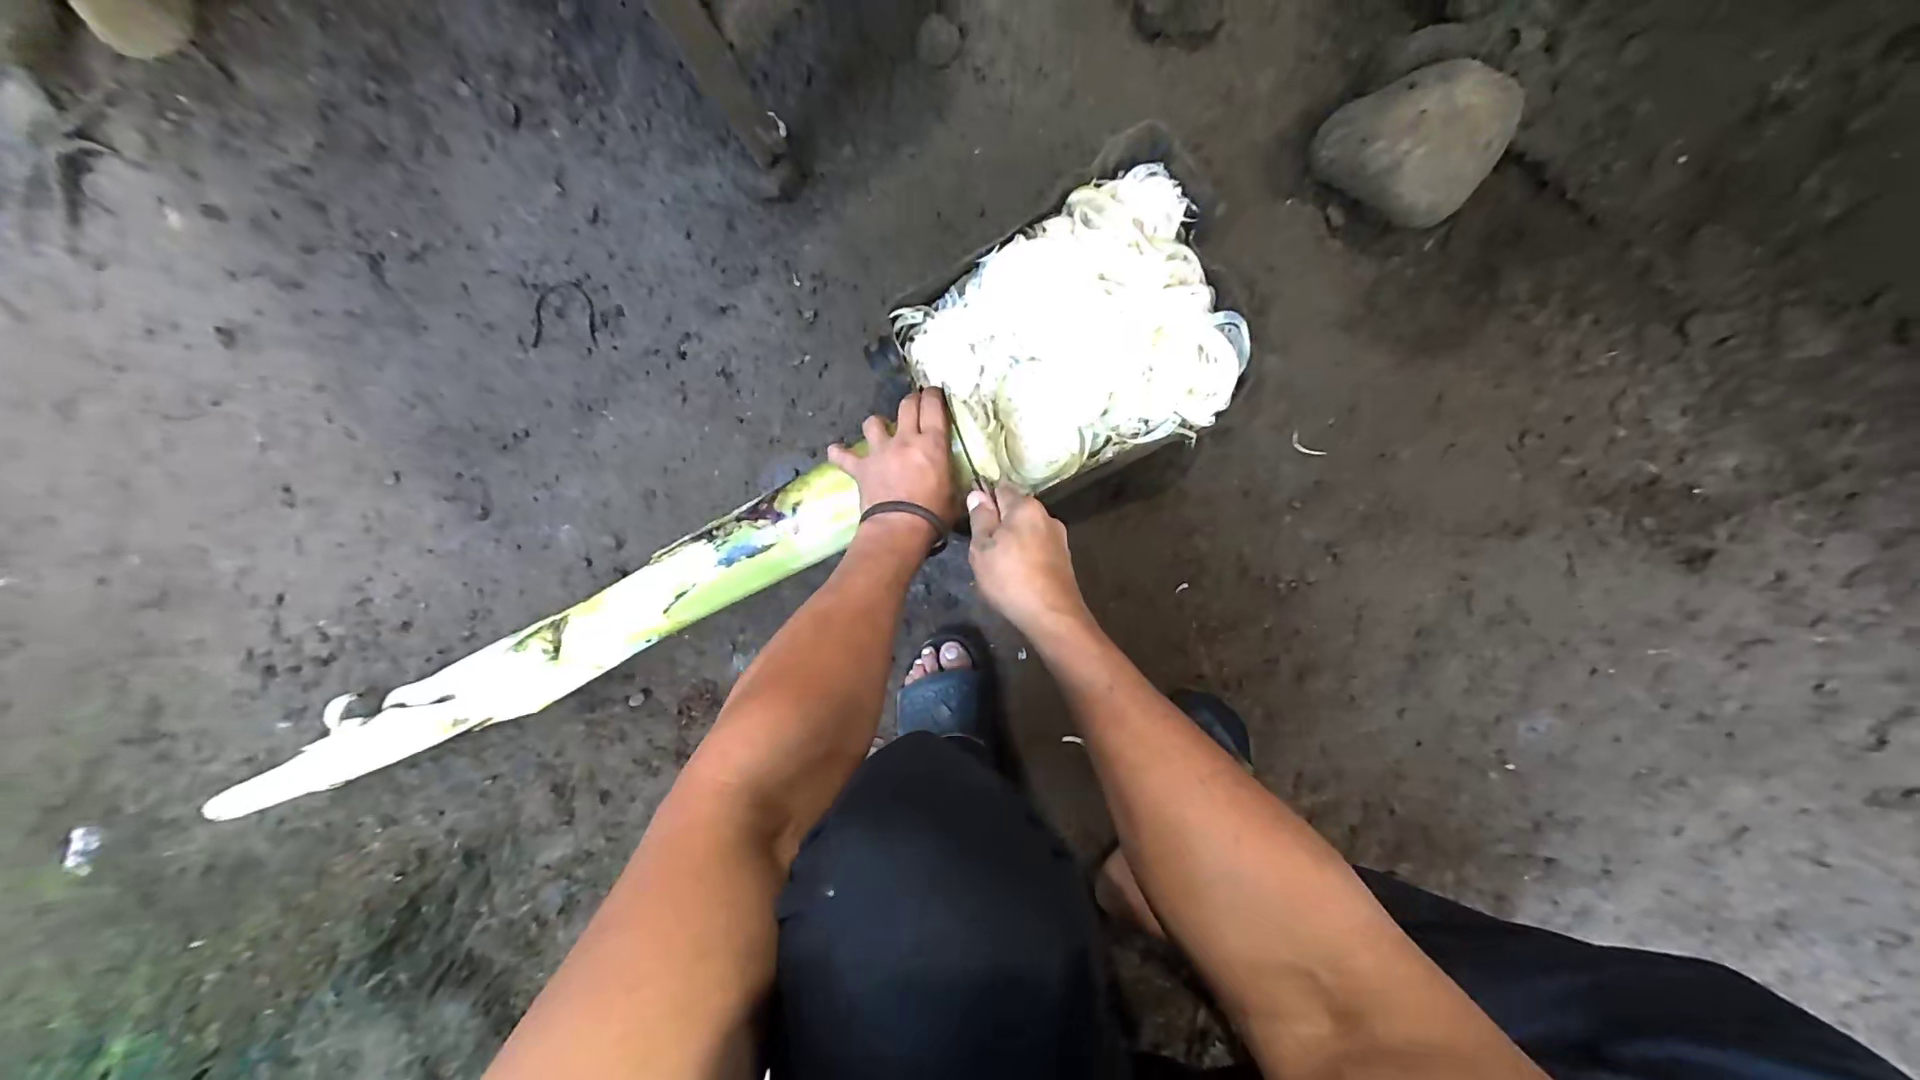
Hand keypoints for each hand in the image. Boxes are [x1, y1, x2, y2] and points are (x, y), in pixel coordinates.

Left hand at [827, 389, 958, 542]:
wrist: (899, 529)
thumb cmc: (933, 514)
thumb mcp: (955, 494)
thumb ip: (955, 480)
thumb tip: (968, 485)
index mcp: (932, 444)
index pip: (933, 407)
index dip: (934, 395)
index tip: (935, 392)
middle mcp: (905, 440)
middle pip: (906, 406)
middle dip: (912, 400)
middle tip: (915, 403)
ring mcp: (880, 452)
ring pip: (874, 423)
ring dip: (877, 423)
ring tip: (880, 429)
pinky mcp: (861, 468)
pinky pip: (843, 456)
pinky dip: (840, 453)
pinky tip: (836, 451)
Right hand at [965, 483, 1090, 634]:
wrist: (1051, 614)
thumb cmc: (1009, 578)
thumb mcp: (982, 548)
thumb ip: (980, 518)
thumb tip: (978, 493)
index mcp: (1025, 506)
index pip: (1001, 488)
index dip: (985, 498)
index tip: (973, 517)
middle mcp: (1046, 515)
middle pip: (1016, 510)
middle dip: (999, 521)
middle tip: (981, 546)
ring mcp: (1058, 538)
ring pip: (1027, 530)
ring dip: (1012, 539)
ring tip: (998, 563)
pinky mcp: (1063, 558)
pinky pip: (1037, 547)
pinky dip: (1025, 554)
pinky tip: (1016, 573)